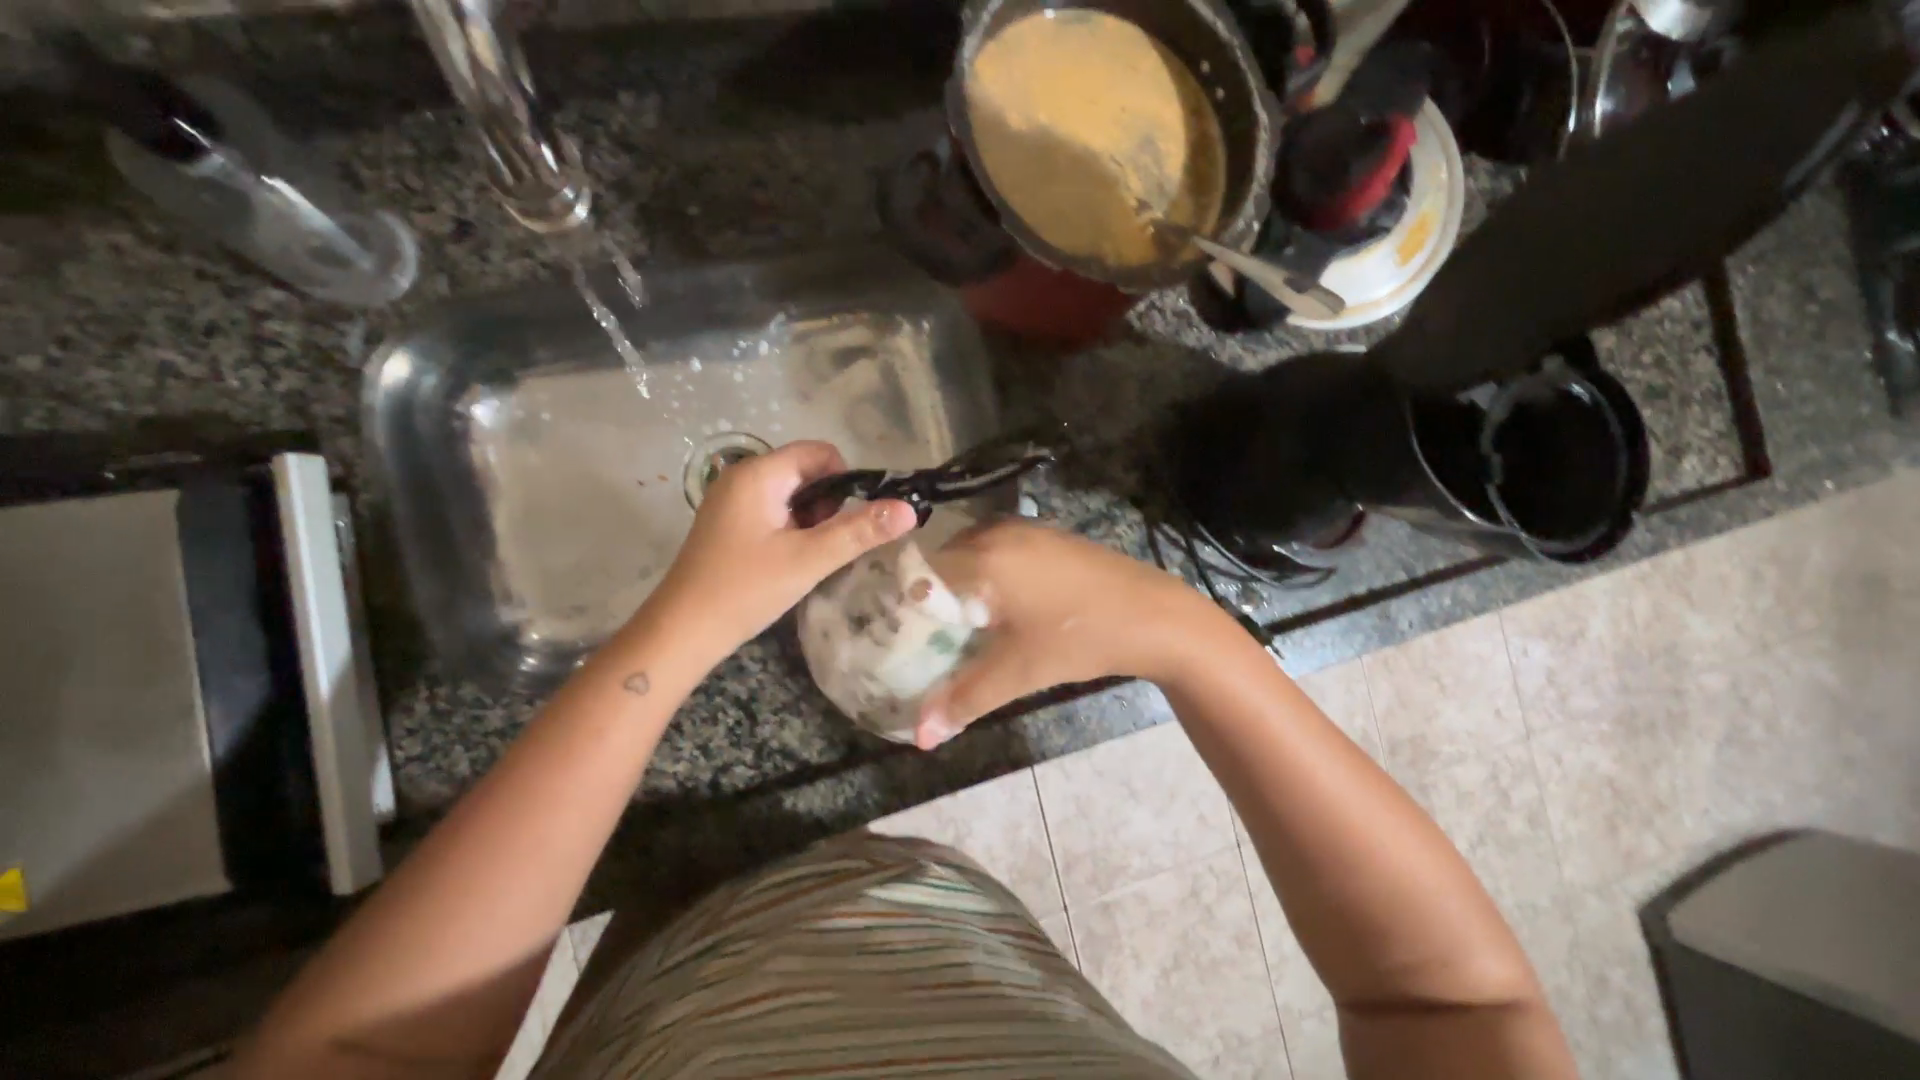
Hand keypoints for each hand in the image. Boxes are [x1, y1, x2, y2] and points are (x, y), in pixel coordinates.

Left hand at [647, 441, 914, 658]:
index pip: (819, 453)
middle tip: (829, 544)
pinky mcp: (727, 525)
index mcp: (758, 474)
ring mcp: (731, 501)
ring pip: (790, 494)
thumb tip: (909, 509)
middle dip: (829, 503)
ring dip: (811, 519)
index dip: (847, 480)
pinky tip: (790, 561)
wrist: (682, 631)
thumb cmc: (745, 589)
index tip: (855, 520)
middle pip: (805, 471)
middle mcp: (741, 477)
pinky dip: (791, 529)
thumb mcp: (809, 559)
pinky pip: (772, 512)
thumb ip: (860, 531)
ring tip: (810, 556)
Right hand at [914, 520, 1226, 748]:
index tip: (889, 638)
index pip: (917, 575)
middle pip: (941, 564)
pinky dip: (985, 579)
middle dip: (928, 601)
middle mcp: (996, 532)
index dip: (900, 607)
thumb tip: (919, 738)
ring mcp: (1025, 530)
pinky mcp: (1047, 538)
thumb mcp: (1018, 672)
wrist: (1156, 616)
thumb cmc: (1081, 638)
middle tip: (917, 641)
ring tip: (951, 632)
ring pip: (970, 558)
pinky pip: (996, 553)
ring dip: (959, 591)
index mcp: (982, 556)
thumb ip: (963, 699)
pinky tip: (995, 614)